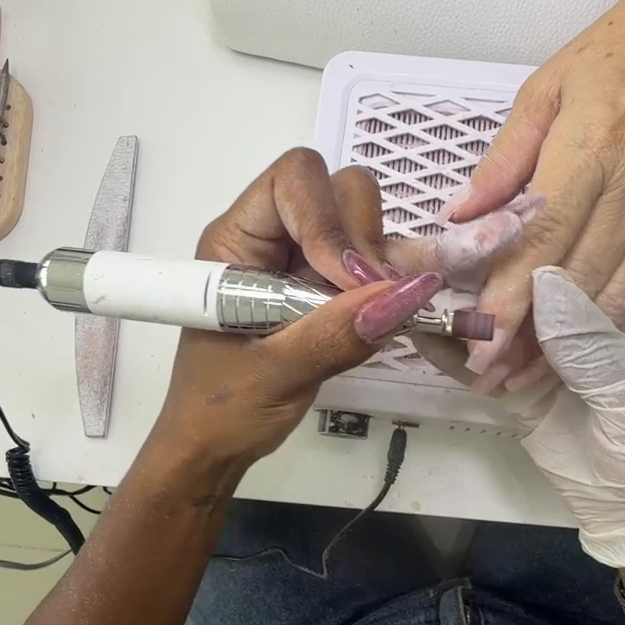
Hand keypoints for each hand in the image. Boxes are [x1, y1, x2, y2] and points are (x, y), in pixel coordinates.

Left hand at [150, 149, 443, 470]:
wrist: (214, 445)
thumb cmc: (223, 409)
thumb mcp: (277, 374)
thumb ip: (338, 333)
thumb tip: (410, 294)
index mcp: (236, 241)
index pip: (292, 179)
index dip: (328, 220)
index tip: (347, 283)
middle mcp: (270, 237)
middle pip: (335, 190)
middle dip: (361, 240)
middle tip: (366, 301)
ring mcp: (299, 260)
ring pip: (358, 220)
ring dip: (377, 263)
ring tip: (369, 316)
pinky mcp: (322, 285)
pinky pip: (368, 260)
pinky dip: (385, 284)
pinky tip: (377, 320)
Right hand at [419, 267, 624, 568]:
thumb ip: (585, 341)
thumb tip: (541, 278)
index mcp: (613, 315)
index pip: (565, 274)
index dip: (526, 256)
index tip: (482, 236)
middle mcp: (573, 330)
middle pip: (523, 297)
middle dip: (484, 285)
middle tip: (435, 264)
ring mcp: (541, 361)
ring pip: (497, 331)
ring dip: (463, 320)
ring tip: (419, 297)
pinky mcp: (517, 393)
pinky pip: (482, 371)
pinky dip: (454, 358)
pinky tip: (423, 338)